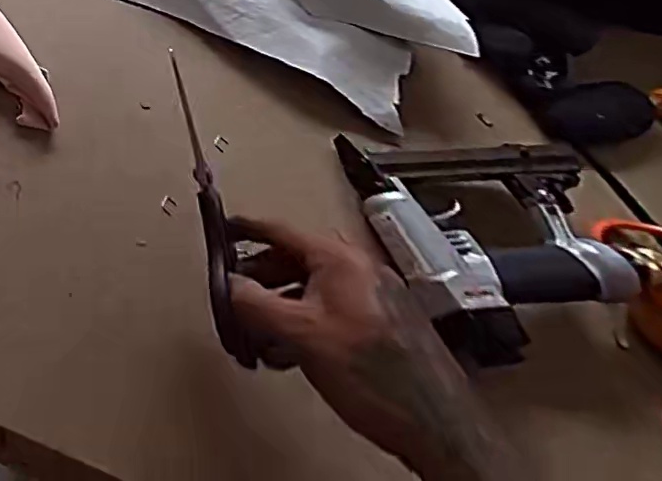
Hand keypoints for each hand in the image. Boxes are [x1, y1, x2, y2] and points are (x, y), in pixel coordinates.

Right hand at [228, 217, 531, 480]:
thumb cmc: (377, 376)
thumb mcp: (297, 333)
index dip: (242, 229)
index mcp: (339, 259)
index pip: (276, 230)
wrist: (440, 431)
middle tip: (235, 292)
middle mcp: (358, 270)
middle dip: (258, 279)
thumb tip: (226, 283)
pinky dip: (302, 321)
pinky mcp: (383, 325)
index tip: (220, 230)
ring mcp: (374, 297)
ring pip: (307, 287)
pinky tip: (290, 350)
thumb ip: (251, 301)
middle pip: (289, 260)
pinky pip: (328, 308)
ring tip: (260, 331)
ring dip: (278, 306)